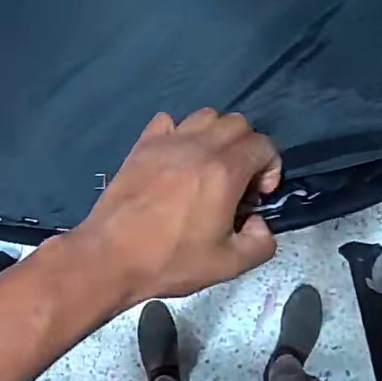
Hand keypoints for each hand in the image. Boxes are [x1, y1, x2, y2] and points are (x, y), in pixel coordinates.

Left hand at [71, 109, 282, 304]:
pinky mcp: (142, 146)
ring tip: (211, 165)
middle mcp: (198, 147)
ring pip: (206, 115)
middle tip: (240, 180)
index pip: (263, 145)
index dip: (271, 167)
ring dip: (218, 135)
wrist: (110, 258)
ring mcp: (167, 142)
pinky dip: (180, 132)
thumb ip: (261, 243)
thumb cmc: (170, 260)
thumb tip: (258, 223)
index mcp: (224, 172)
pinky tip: (178, 158)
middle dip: (248, 148)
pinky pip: (168, 121)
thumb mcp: (228, 265)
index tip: (259, 194)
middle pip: (238, 123)